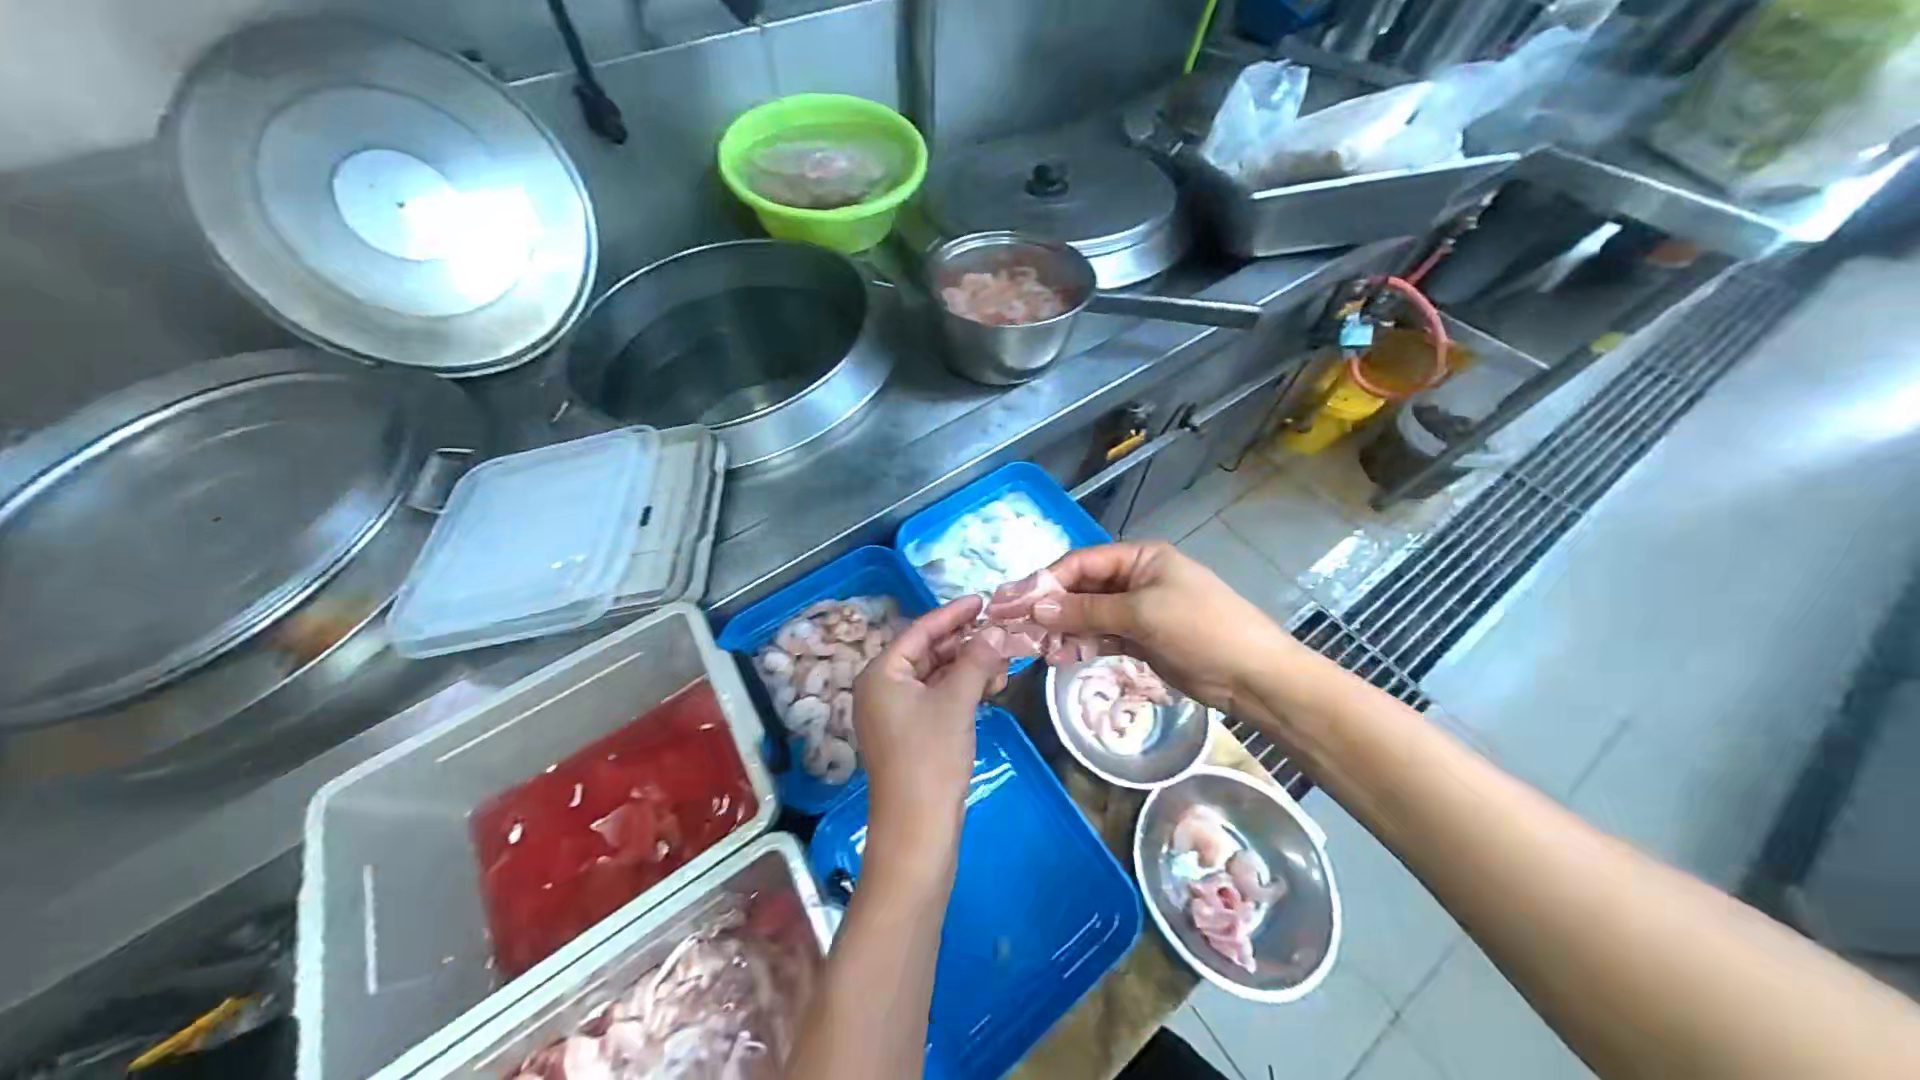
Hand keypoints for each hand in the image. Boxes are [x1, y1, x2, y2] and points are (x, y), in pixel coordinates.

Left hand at [852, 595, 1007, 878]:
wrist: (916, 830)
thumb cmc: (930, 758)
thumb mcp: (956, 702)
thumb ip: (976, 661)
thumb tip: (996, 632)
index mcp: (881, 673)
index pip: (920, 631)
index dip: (953, 614)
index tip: (983, 600)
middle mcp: (882, 688)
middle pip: (927, 652)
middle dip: (965, 643)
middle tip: (1001, 633)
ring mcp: (894, 713)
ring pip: (934, 676)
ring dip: (968, 667)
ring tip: (1003, 661)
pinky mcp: (909, 734)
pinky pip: (936, 698)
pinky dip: (962, 690)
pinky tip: (990, 686)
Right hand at [1029, 541, 1302, 714]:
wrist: (1252, 675)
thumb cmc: (1200, 629)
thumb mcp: (1141, 614)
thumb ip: (1086, 611)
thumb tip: (1035, 609)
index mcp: (1140, 558)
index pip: (1081, 562)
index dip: (1046, 581)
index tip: (1014, 602)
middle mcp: (1135, 578)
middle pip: (1081, 588)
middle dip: (1050, 607)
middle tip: (1016, 627)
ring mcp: (1138, 610)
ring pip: (1088, 615)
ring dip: (1062, 629)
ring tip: (1035, 648)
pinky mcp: (1141, 638)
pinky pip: (1101, 636)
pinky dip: (1081, 644)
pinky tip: (1059, 656)